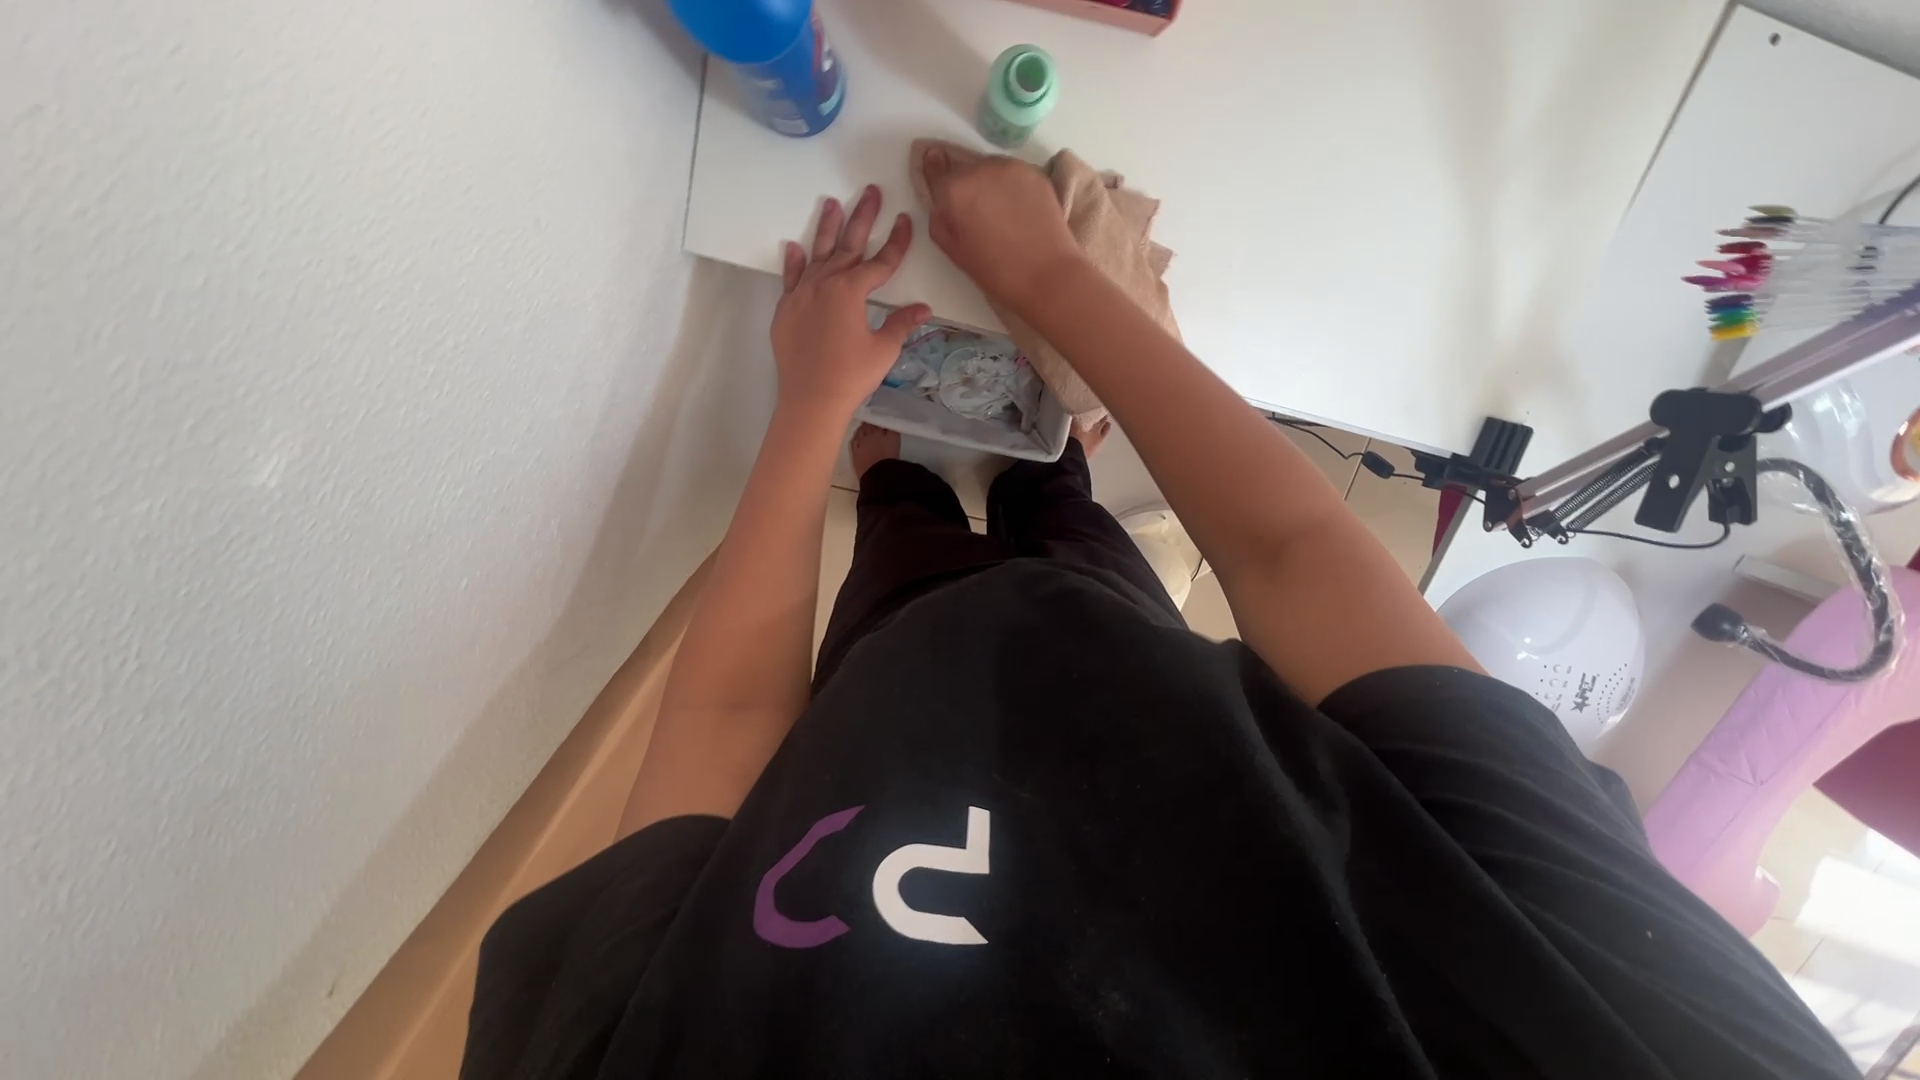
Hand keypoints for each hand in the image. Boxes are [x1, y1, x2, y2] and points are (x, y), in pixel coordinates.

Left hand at [772, 185, 930, 415]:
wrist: (811, 399)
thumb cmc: (852, 376)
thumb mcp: (883, 349)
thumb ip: (901, 323)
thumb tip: (924, 308)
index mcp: (851, 291)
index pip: (881, 263)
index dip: (896, 243)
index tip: (905, 221)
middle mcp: (825, 284)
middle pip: (848, 245)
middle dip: (862, 218)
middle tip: (871, 192)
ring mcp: (802, 294)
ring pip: (817, 254)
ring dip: (826, 228)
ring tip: (832, 202)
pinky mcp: (786, 309)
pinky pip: (791, 277)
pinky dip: (793, 261)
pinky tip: (794, 246)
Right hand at [922, 145, 1086, 304]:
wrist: (1047, 274)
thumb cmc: (996, 272)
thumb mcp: (954, 251)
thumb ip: (940, 219)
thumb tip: (941, 200)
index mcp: (954, 190)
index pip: (936, 171)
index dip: (939, 181)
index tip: (943, 185)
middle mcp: (980, 169)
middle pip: (964, 170)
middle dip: (966, 187)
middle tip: (978, 215)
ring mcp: (1010, 167)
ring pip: (989, 169)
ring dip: (989, 185)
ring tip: (1000, 214)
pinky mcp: (1034, 172)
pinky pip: (1012, 175)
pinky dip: (1010, 187)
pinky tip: (1018, 211)